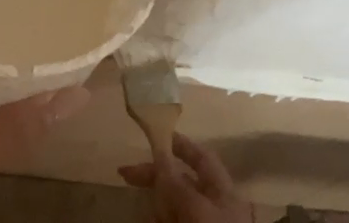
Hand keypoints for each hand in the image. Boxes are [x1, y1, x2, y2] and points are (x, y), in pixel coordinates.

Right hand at [118, 133, 252, 222]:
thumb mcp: (197, 210)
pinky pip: (166, 222)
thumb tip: (159, 157)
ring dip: (154, 208)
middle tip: (124, 174)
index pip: (201, 159)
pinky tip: (147, 220)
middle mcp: (213, 209)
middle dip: (154, 179)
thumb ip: (176, 185)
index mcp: (223, 194)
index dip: (179, 145)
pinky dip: (156, 220)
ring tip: (148, 217)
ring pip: (170, 209)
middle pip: (180, 183)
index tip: (154, 135)